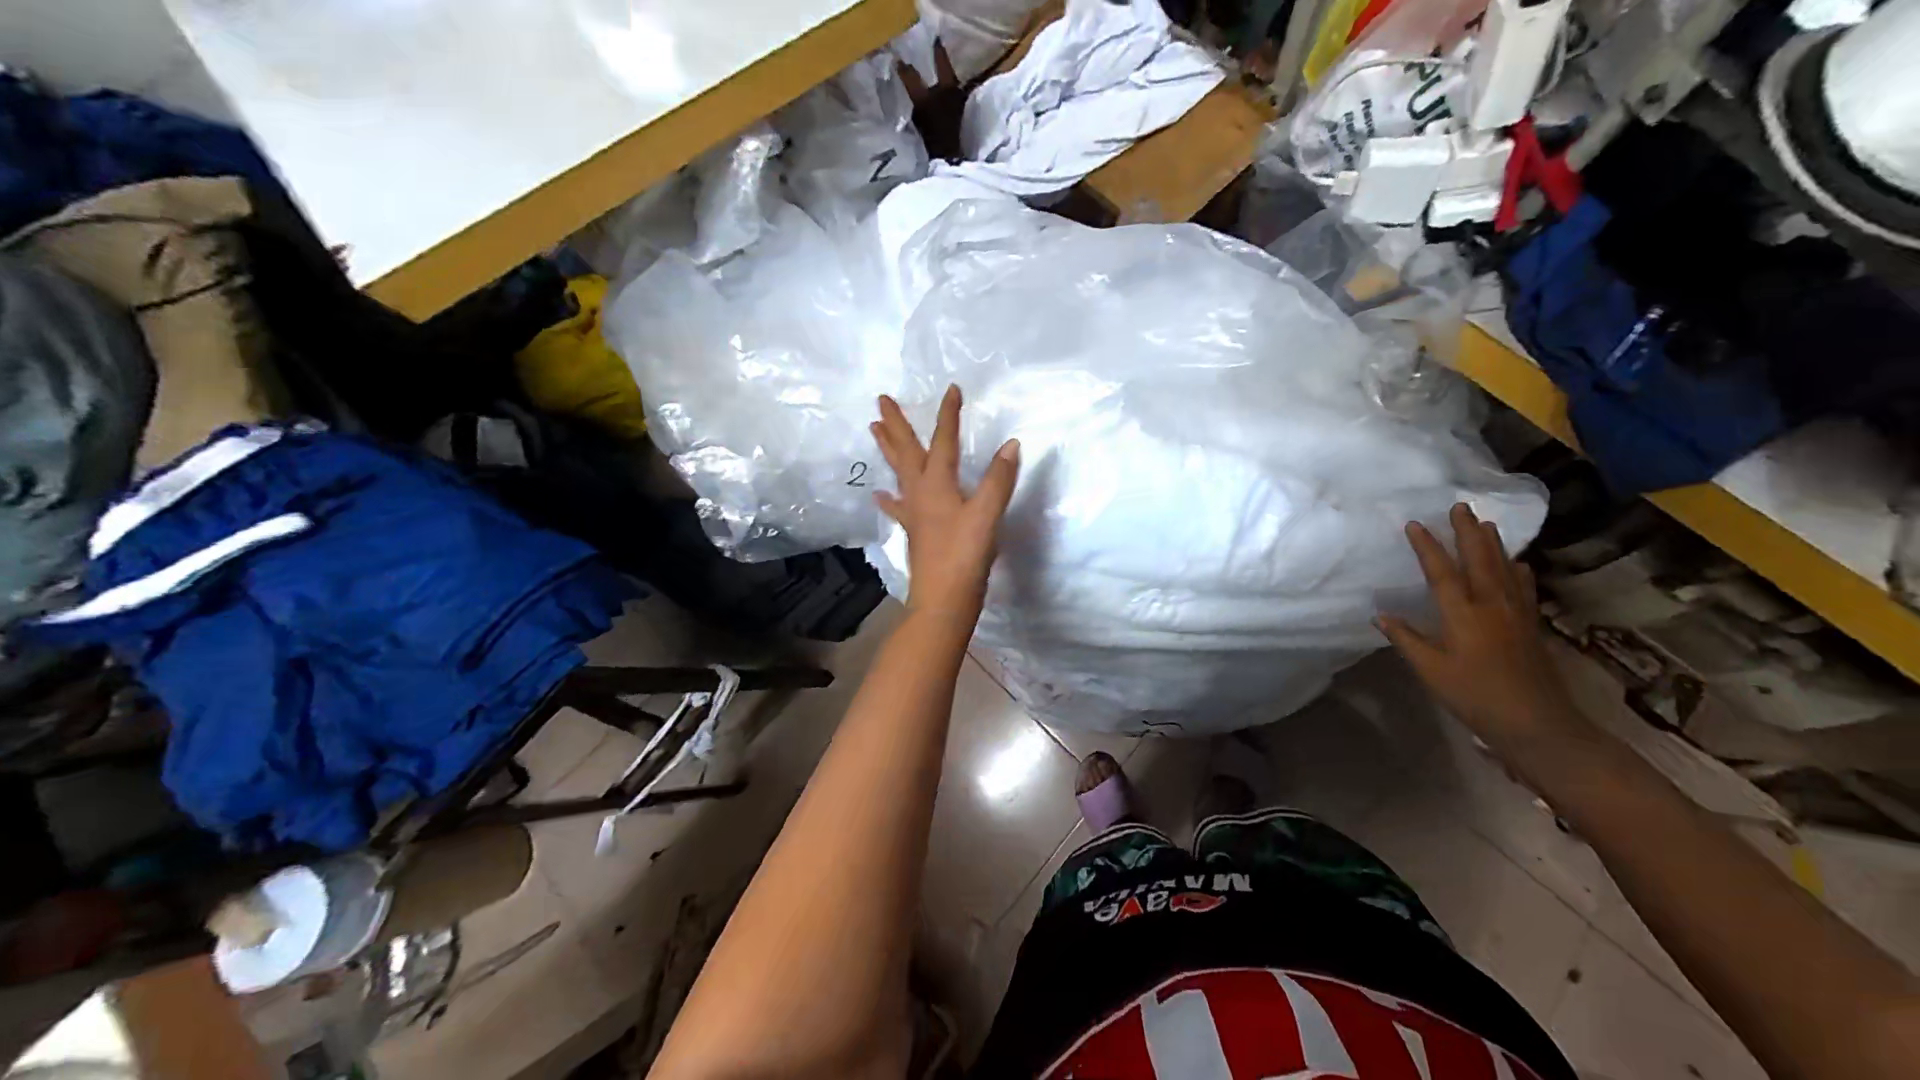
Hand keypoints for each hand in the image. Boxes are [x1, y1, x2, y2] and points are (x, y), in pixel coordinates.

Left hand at [870, 385, 1019, 620]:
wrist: (943, 599)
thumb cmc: (965, 555)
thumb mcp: (987, 515)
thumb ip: (998, 479)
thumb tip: (1011, 444)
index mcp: (937, 484)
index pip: (943, 440)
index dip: (948, 414)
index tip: (951, 388)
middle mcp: (919, 492)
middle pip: (905, 450)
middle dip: (895, 423)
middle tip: (881, 399)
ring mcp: (913, 512)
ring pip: (897, 472)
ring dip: (888, 449)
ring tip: (873, 429)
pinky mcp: (914, 530)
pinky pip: (898, 506)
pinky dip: (888, 498)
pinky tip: (880, 495)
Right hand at [1376, 503, 1582, 760]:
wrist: (1536, 721)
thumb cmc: (1475, 695)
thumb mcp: (1430, 670)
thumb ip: (1406, 639)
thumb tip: (1381, 615)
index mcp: (1462, 613)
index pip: (1441, 571)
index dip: (1427, 547)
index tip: (1415, 524)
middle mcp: (1491, 604)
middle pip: (1479, 559)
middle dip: (1467, 531)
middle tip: (1460, 506)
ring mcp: (1515, 612)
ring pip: (1503, 568)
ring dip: (1493, 543)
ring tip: (1486, 523)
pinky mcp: (1530, 624)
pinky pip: (1523, 587)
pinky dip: (1517, 570)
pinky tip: (1517, 564)